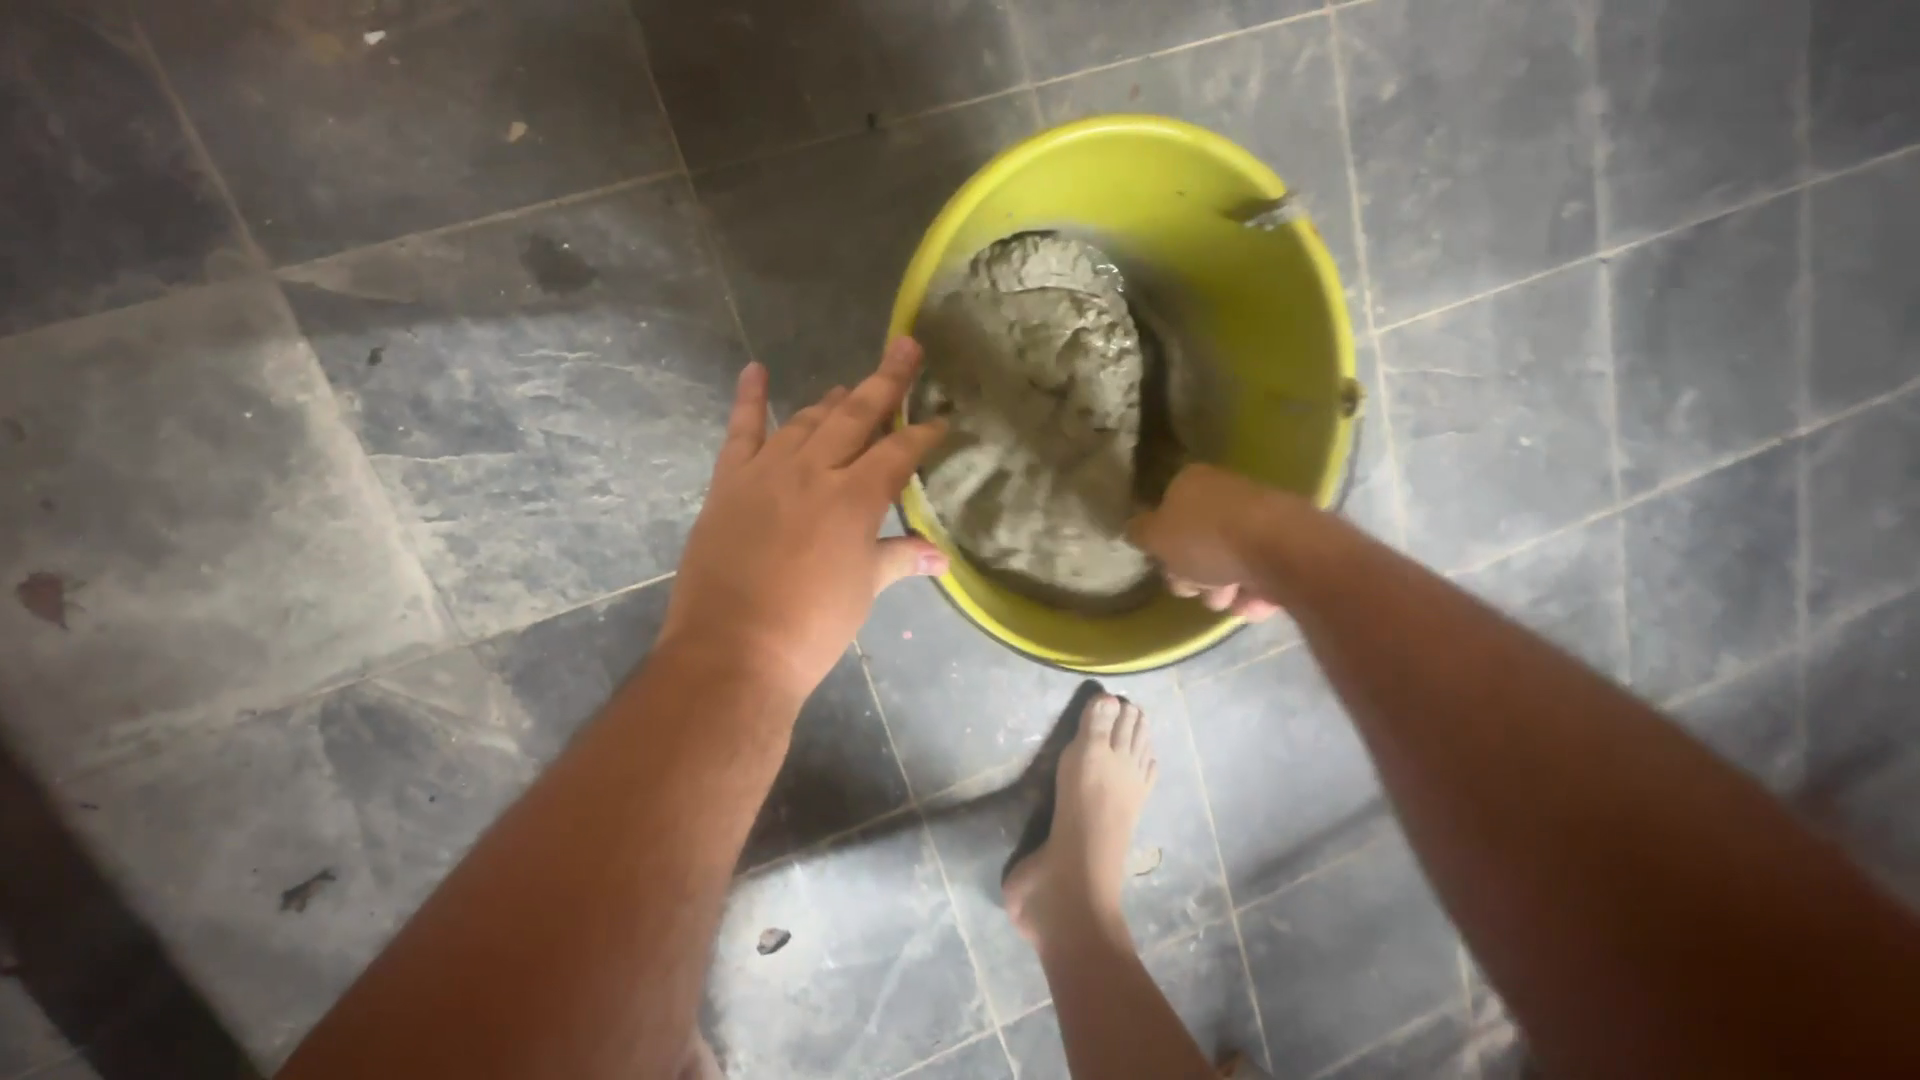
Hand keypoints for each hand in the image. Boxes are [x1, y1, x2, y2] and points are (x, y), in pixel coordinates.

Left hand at [661, 337, 949, 701]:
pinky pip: (741, 430)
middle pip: (856, 416)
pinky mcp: (728, 481)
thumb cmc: (811, 626)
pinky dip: (749, 399)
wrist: (733, 648)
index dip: (922, 435)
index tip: (940, 422)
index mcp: (855, 498)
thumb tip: (940, 556)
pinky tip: (755, 371)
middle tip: (906, 347)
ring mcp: (767, 471)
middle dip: (886, 381)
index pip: (898, 452)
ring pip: (807, 421)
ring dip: (831, 402)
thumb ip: (899, 558)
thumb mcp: (863, 590)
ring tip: (850, 387)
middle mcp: (814, 470)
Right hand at [1128, 464, 1281, 621]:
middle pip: (1199, 544)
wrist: (1280, 549)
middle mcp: (1226, 493)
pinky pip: (1261, 575)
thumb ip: (1140, 532)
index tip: (1168, 567)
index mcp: (1192, 482)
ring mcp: (1260, 518)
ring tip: (1232, 598)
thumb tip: (1135, 528)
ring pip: (1230, 564)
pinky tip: (1257, 602)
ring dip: (1225, 590)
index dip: (1165, 546)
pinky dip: (1256, 593)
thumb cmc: (1207, 538)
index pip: (1167, 513)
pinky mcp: (1289, 544)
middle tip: (1198, 588)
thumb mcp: (1155, 536)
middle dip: (1197, 575)